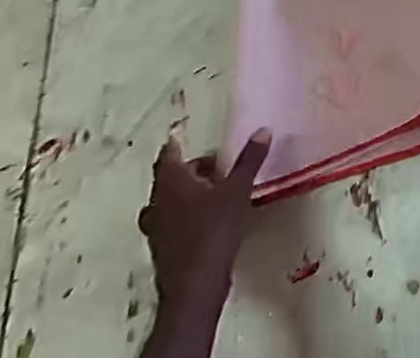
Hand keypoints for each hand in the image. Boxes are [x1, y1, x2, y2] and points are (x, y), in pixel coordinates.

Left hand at [137, 129, 270, 352]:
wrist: (195, 288)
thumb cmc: (214, 231)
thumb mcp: (238, 190)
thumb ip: (250, 160)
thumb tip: (263, 131)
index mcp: (170, 182)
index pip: (169, 154)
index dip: (180, 143)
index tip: (192, 137)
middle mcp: (157, 202)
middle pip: (172, 176)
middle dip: (195, 168)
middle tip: (220, 166)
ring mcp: (156, 227)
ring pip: (171, 199)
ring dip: (191, 192)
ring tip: (218, 191)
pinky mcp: (163, 247)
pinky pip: (174, 219)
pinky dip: (189, 212)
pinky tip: (211, 218)